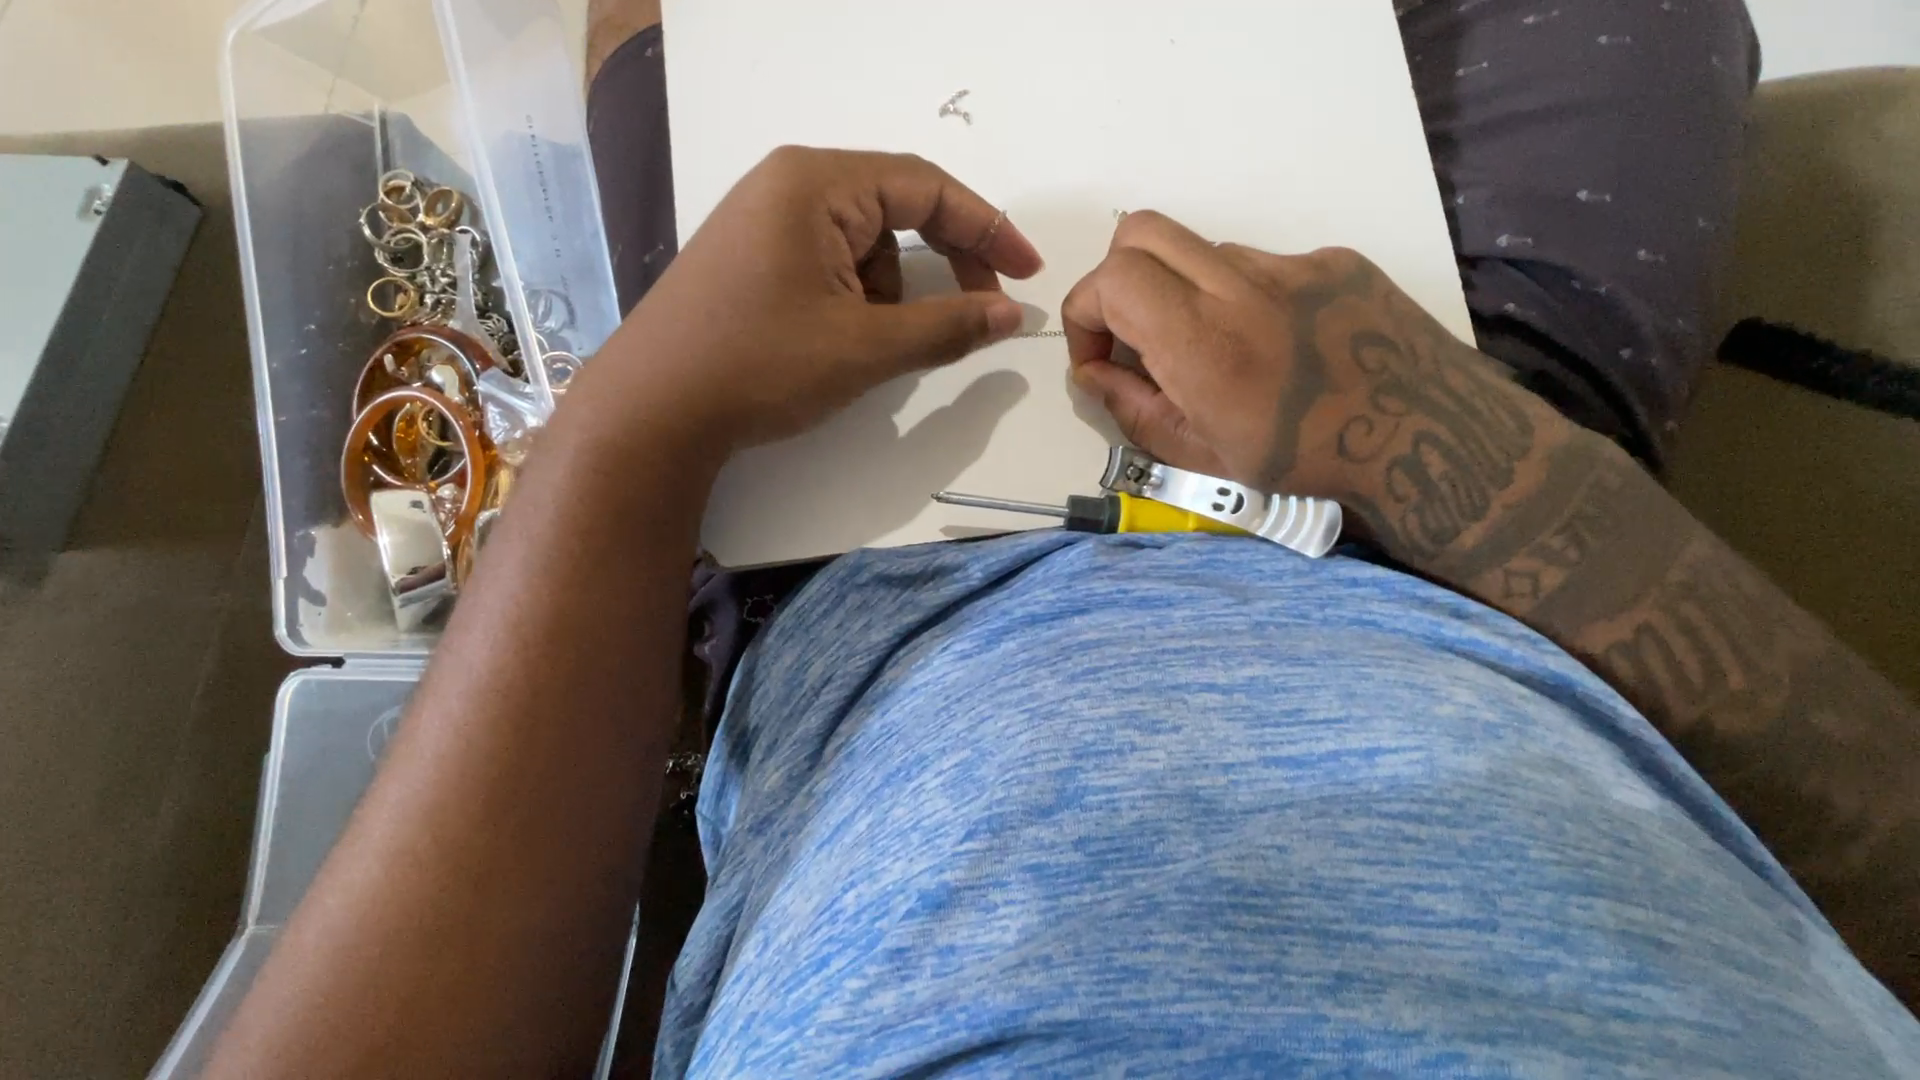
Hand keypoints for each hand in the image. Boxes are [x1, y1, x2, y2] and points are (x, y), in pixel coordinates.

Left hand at [583, 146, 1040, 453]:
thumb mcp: (865, 348)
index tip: (1026, 273)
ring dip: (893, 292)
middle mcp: (788, 186)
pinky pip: (830, 264)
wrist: (653, 411)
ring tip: (874, 345)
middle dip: (943, 263)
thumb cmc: (760, 366)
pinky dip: (856, 300)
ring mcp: (764, 221)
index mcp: (816, 183)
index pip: (926, 187)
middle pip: (896, 210)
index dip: (987, 229)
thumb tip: (1009, 315)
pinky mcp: (752, 258)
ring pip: (865, 245)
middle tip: (979, 311)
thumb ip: (947, 326)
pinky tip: (841, 341)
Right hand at [1062, 211, 1572, 561]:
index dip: (1084, 312)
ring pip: (1202, 251)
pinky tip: (1274, 344)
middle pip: (1141, 231)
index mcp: (1202, 342)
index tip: (1096, 358)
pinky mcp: (1333, 260)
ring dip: (1181, 292)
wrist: (1429, 437)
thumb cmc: (1306, 460)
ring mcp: (1292, 264)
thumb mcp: (1202, 455)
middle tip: (1131, 334)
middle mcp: (1240, 284)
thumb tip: (1092, 374)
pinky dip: (1241, 297)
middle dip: (1115, 278)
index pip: (1111, 279)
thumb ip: (1133, 408)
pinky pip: (1262, 264)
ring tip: (1212, 351)